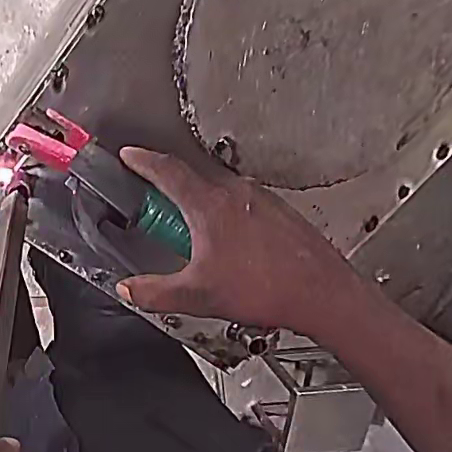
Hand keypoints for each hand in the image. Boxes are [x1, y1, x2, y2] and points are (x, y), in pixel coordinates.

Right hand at [116, 146, 365, 337]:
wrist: (322, 293)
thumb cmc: (267, 289)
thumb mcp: (198, 296)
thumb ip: (155, 292)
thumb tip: (130, 289)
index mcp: (210, 206)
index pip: (167, 170)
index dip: (143, 160)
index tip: (130, 155)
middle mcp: (236, 193)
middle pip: (192, 181)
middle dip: (169, 195)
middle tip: (159, 218)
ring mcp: (261, 199)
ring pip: (218, 193)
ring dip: (200, 209)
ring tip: (200, 245)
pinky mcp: (278, 211)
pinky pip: (241, 204)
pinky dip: (226, 218)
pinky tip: (232, 250)